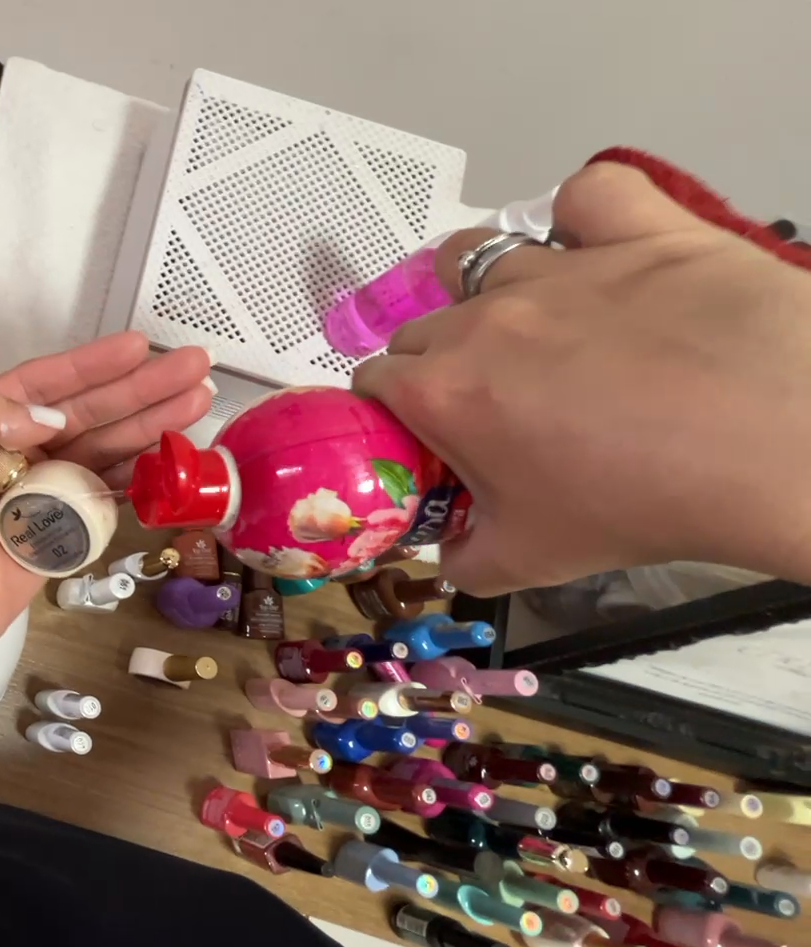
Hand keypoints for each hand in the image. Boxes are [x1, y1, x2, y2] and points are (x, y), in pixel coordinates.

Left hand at [0, 332, 212, 653]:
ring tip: (197, 401)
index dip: (90, 365)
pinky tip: (171, 453)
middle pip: (84, 412)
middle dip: (137, 389)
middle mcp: (13, 452)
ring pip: (102, 446)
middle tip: (192, 368)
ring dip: (148, 425)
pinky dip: (137, 472)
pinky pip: (106, 490)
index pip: (40, 384)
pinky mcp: (60, 524)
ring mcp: (40, 488)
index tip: (136, 348)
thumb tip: (47, 413)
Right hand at [354, 162, 810, 594]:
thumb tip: (443, 555)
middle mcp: (477, 322)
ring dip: (477, 286)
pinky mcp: (644, 236)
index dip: (387, 405)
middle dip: (431, 358)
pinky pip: (590, 194)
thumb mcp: (525, 559)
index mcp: (436, 391)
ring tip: (520, 313)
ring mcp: (559, 271)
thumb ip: (461, 559)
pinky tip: (590, 243)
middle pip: (417, 327)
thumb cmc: (640, 504)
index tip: (417, 426)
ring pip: (475, 256)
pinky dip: (581, 214)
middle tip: (484, 392)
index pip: (370, 382)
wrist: (790, 454)